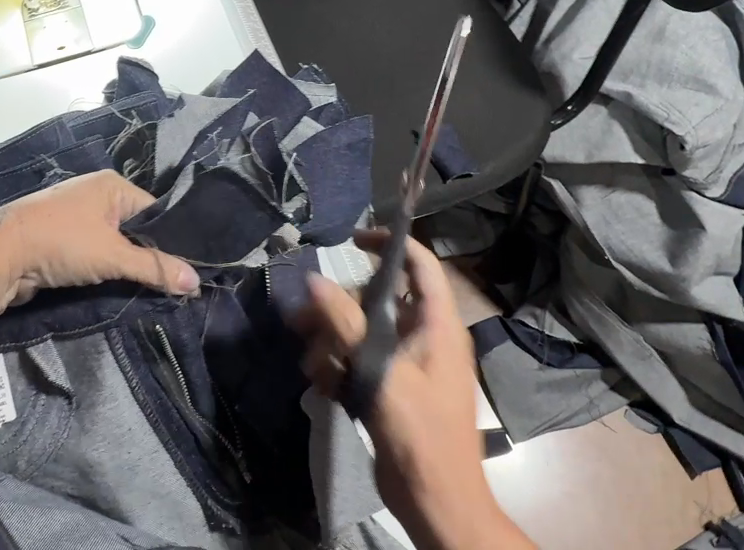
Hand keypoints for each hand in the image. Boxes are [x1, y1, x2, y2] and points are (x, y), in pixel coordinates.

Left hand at [0, 170, 200, 303]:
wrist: (2, 255)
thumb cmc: (62, 242)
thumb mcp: (113, 256)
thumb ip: (155, 268)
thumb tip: (197, 283)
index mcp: (112, 185)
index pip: (156, 212)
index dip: (173, 241)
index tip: (192, 270)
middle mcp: (97, 195)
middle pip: (137, 228)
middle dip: (150, 256)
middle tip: (176, 285)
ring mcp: (79, 217)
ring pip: (117, 244)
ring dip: (127, 265)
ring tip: (154, 290)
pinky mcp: (65, 239)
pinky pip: (97, 253)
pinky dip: (107, 269)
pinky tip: (122, 287)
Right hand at [294, 231, 530, 549]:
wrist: (437, 503)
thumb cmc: (419, 434)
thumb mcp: (380, 373)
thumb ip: (346, 323)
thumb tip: (314, 279)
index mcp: (438, 326)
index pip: (421, 265)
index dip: (390, 244)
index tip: (352, 240)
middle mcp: (426, 336)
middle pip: (379, 298)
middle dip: (339, 309)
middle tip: (304, 323)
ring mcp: (409, 363)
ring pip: (363, 329)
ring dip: (332, 342)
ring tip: (314, 366)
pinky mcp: (394, 386)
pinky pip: (360, 359)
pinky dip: (340, 366)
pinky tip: (325, 385)